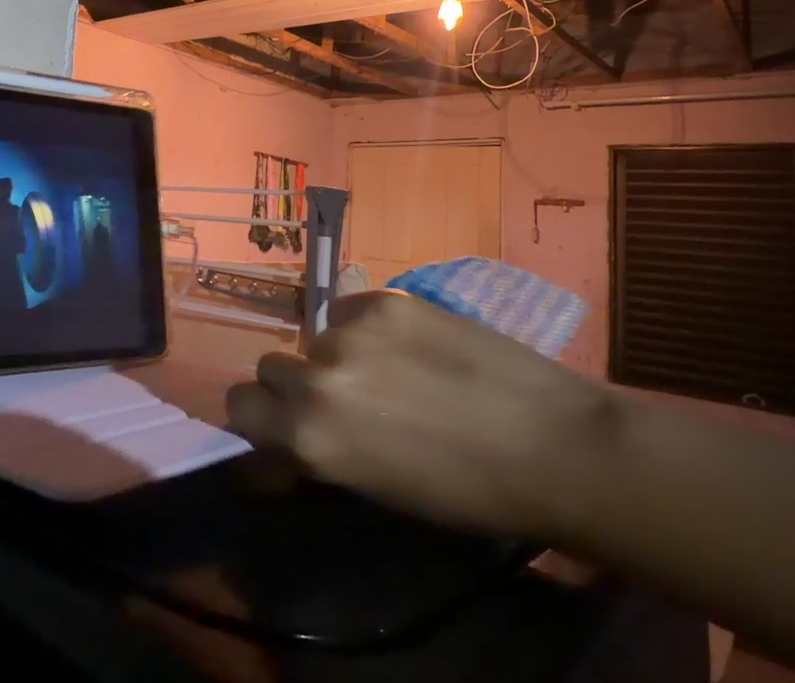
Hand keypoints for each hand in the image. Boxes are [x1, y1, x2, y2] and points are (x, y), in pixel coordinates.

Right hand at [226, 290, 622, 540]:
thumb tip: (286, 429)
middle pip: (271, 365)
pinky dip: (369, 326)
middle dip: (297, 382)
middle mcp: (315, 378)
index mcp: (307, 435)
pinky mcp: (386, 301)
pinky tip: (414, 345)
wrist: (555, 448)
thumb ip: (315, 449)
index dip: (261, 413)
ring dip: (339, 353)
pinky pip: (350, 309)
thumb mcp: (371, 487)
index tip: (289, 421)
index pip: (239, 404)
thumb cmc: (466, 493)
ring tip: (394, 371)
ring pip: (316, 336)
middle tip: (346, 397)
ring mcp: (350, 332)